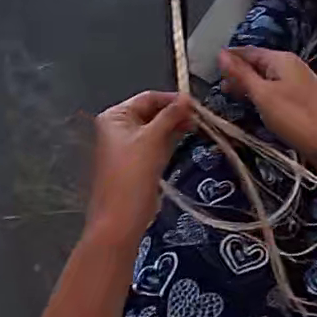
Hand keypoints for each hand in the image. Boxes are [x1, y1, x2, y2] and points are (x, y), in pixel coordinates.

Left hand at [87, 91, 193, 244]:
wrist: (120, 218)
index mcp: (116, 116)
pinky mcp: (139, 160)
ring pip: (157, 127)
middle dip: (175, 112)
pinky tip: (187, 137)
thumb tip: (188, 97)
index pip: (148, 98)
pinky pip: (157, 142)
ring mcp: (129, 144)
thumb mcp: (152, 139)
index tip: (197, 103)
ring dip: (175, 125)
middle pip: (152, 111)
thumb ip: (170, 115)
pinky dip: (171, 138)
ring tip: (198, 125)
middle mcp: (120, 126)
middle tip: (201, 116)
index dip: (172, 98)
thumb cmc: (132, 174)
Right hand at [217, 47, 316, 168]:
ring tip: (233, 97)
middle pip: (259, 63)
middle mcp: (292, 65)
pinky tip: (257, 106)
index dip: (230, 58)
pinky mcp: (304, 98)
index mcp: (281, 59)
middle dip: (239, 73)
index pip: (249, 51)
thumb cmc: (295, 117)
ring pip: (268, 77)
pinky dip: (264, 94)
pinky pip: (278, 89)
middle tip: (220, 88)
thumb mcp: (263, 95)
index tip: (210, 69)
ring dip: (250, 85)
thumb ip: (242, 74)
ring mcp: (300, 81)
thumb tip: (221, 53)